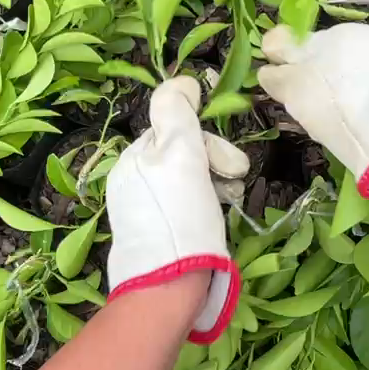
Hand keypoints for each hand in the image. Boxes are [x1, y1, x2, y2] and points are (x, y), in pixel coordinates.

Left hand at [104, 76, 249, 342]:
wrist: (168, 289)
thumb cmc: (180, 217)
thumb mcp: (180, 154)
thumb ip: (177, 112)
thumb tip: (183, 80)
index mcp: (133, 159)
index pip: (176, 129)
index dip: (208, 141)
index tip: (232, 163)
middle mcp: (132, 181)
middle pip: (183, 155)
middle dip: (215, 163)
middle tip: (235, 181)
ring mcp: (141, 211)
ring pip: (187, 182)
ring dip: (214, 186)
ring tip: (228, 205)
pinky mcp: (155, 236)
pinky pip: (183, 208)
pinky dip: (203, 210)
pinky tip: (214, 223)